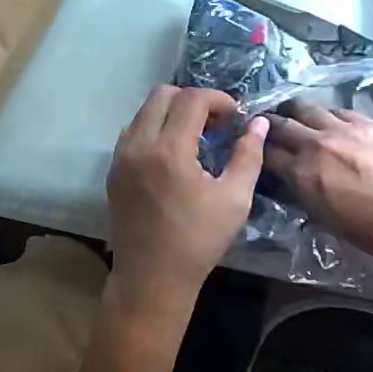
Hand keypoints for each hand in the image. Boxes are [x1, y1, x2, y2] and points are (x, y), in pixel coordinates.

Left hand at [106, 86, 266, 305]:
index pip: (191, 99)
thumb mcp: (234, 199)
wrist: (152, 277)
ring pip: (143, 111)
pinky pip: (132, 132)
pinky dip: (153, 129)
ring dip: (170, 113)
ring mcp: (120, 157)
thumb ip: (248, 155)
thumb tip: (259, 124)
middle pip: (162, 94)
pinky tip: (172, 154)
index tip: (235, 117)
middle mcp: (138, 145)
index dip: (218, 99)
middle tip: (214, 124)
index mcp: (169, 150)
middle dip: (192, 100)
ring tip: (194, 138)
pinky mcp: (113, 170)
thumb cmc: (198, 241)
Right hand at [262, 100, 372, 266]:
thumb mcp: (327, 219)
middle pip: (280, 124)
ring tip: (295, 114)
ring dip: (296, 111)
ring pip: (308, 107)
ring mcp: (345, 129)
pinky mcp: (371, 122)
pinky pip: (341, 111)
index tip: (253, 148)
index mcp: (302, 174)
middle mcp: (317, 144)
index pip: (265, 153)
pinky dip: (330, 115)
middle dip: (268, 124)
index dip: (255, 149)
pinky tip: (335, 122)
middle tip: (266, 125)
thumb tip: (296, 183)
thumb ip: (306, 194)